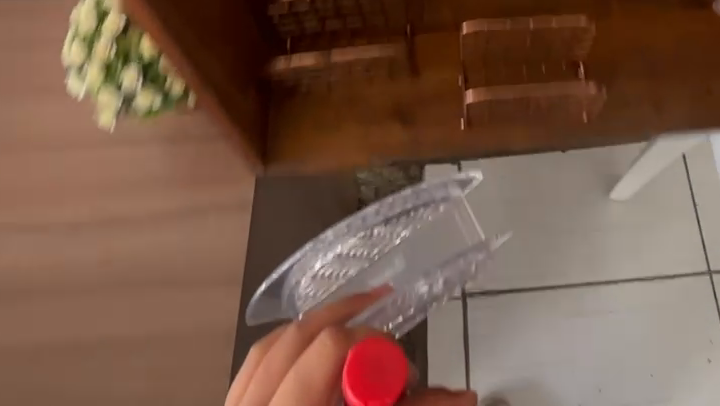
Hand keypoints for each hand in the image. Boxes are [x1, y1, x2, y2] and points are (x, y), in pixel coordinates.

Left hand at [228, 289, 477, 405]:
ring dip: (318, 331)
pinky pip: (254, 367)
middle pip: (298, 338)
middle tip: (385, 333)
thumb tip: (465, 395)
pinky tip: (316, 356)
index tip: (401, 372)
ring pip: (271, 347)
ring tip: (357, 332)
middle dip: (348, 325)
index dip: (370, 351)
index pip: (328, 351)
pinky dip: (289, 350)